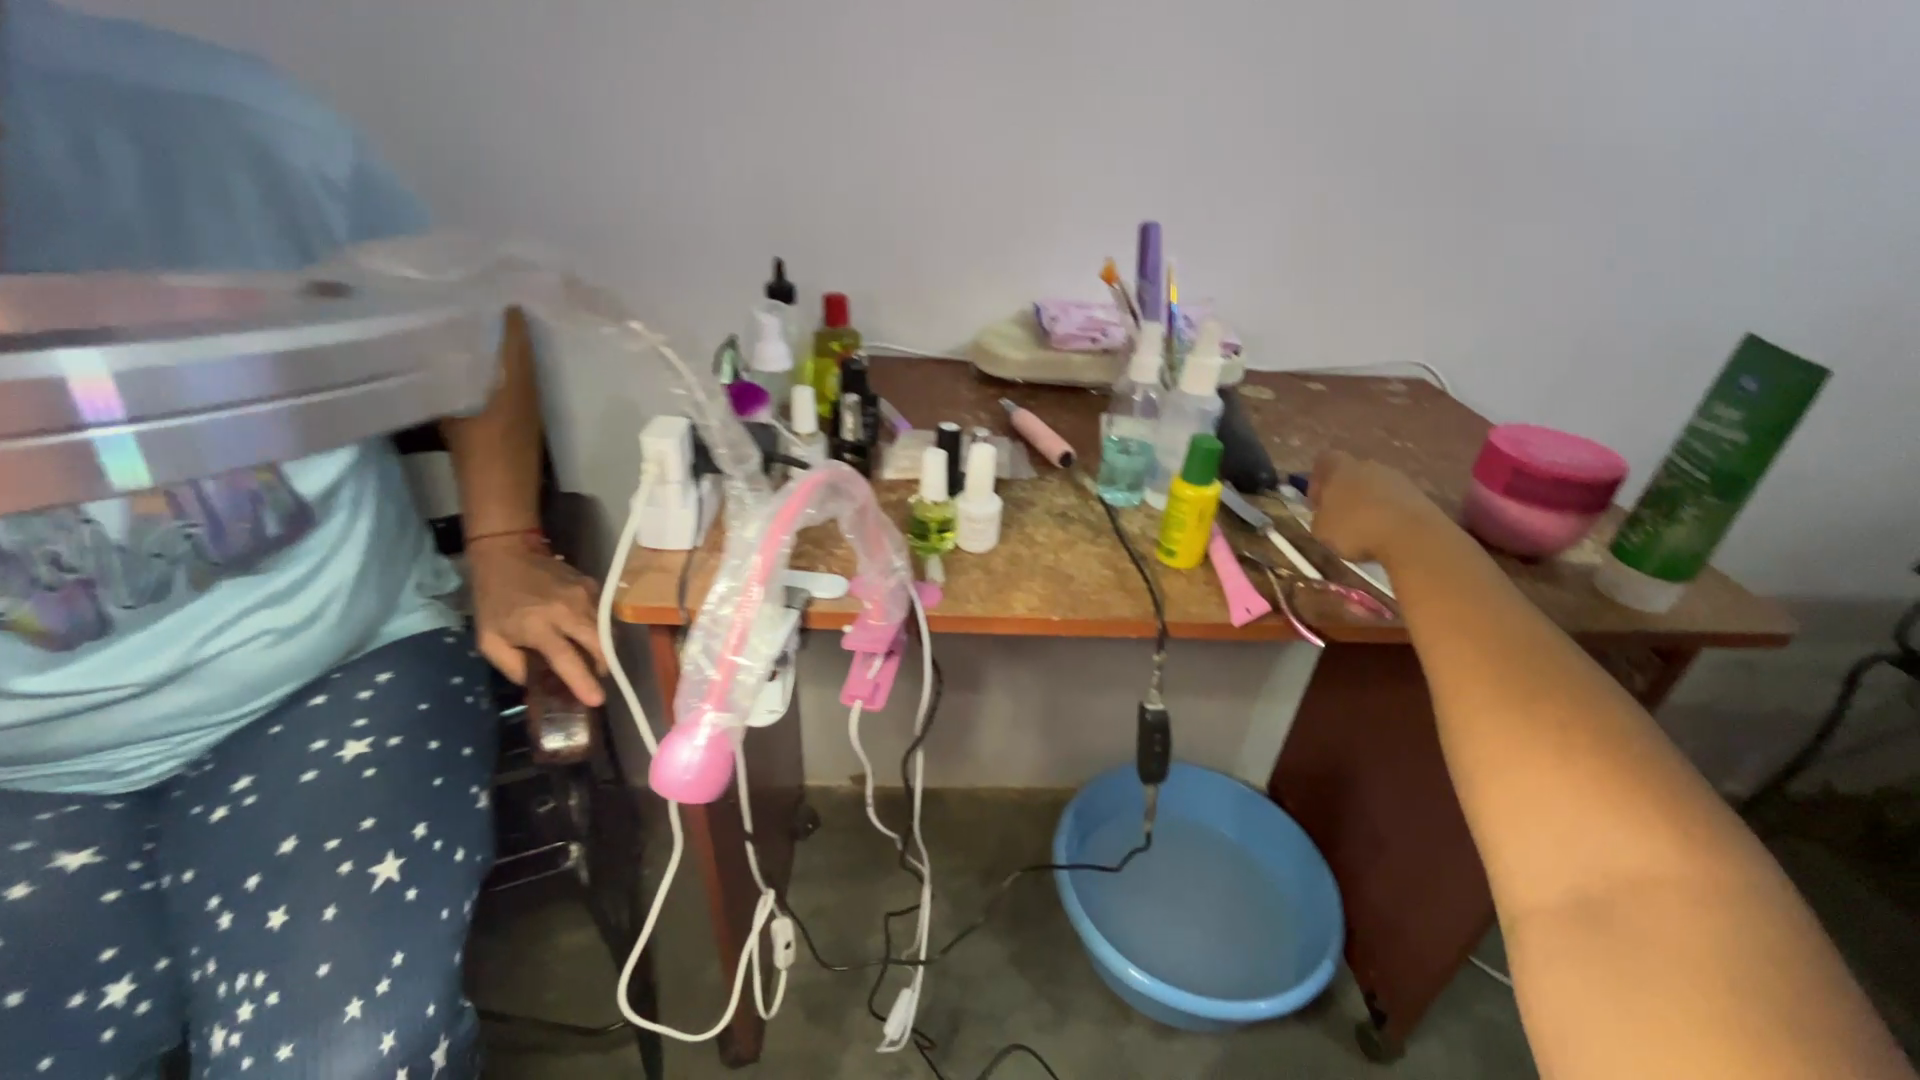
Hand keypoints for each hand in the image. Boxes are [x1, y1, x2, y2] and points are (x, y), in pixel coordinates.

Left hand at [466, 536, 606, 705]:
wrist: (506, 552)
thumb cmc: (493, 599)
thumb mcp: (489, 639)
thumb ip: (513, 666)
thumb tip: (540, 684)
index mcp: (537, 625)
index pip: (567, 658)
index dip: (583, 681)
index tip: (597, 700)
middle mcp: (566, 610)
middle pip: (599, 643)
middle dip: (602, 665)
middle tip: (596, 676)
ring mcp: (583, 595)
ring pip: (605, 629)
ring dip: (602, 647)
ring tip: (591, 656)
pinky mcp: (592, 585)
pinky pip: (602, 614)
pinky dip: (598, 627)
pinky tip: (585, 631)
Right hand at [1307, 451, 1447, 564]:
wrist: (1411, 535)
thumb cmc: (1355, 528)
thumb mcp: (1320, 530)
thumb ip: (1319, 517)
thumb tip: (1325, 514)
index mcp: (1339, 467)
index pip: (1323, 461)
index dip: (1317, 481)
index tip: (1318, 503)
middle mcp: (1368, 465)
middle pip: (1351, 473)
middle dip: (1345, 492)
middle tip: (1340, 518)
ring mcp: (1396, 477)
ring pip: (1375, 486)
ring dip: (1369, 503)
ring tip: (1366, 529)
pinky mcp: (1418, 494)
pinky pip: (1395, 500)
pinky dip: (1388, 513)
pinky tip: (1386, 533)